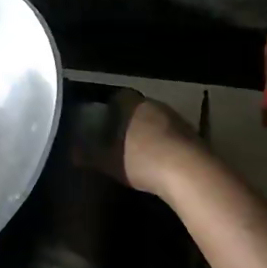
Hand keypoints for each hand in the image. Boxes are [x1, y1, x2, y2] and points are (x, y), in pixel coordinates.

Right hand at [76, 89, 209, 200]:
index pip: (120, 96)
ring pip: (159, 122)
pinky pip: (174, 137)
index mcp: (133, 104)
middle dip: (130, 122)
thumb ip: (88, 155)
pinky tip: (161, 165)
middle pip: (140, 108)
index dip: (111, 107)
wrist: (189, 172)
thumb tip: (72, 152)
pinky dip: (167, 146)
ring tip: (141, 155)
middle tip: (119, 140)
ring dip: (151, 134)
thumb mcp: (108, 161)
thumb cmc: (141, 159)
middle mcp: (156, 105)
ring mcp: (178, 119)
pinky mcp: (194, 136)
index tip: (104, 122)